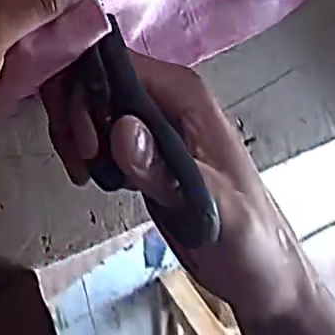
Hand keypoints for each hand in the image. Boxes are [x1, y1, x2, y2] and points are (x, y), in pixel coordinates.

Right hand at [44, 54, 334, 334]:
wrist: (261, 272)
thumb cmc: (252, 239)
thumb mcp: (214, 209)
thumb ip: (166, 170)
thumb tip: (122, 129)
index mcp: (184, 91)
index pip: (116, 62)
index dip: (88, 92)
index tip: (84, 138)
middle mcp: (164, 94)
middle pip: (96, 74)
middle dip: (74, 110)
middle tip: (80, 156)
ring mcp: (150, 116)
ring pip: (89, 97)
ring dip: (72, 128)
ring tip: (83, 169)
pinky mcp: (139, 142)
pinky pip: (94, 123)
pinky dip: (79, 144)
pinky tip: (88, 173)